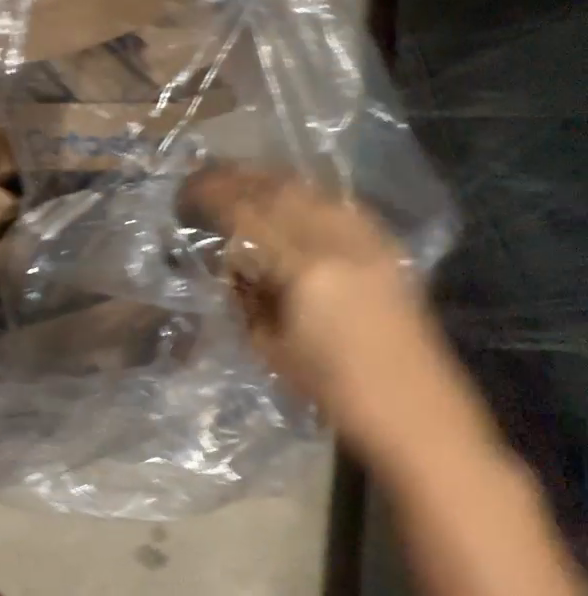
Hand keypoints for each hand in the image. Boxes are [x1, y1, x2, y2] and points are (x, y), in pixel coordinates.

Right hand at [176, 165, 475, 451]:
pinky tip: (297, 200)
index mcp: (303, 269)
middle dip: (237, 179)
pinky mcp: (393, 260)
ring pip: (316, 194)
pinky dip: (315, 198)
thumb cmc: (331, 389)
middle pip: (281, 192)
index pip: (245, 211)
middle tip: (202, 178)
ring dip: (274, 182)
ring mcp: (373, 250)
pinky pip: (347, 211)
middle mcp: (340, 247)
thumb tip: (225, 261)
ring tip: (243, 181)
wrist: (420, 422)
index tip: (181, 192)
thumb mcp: (265, 341)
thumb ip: (243, 292)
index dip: (208, 194)